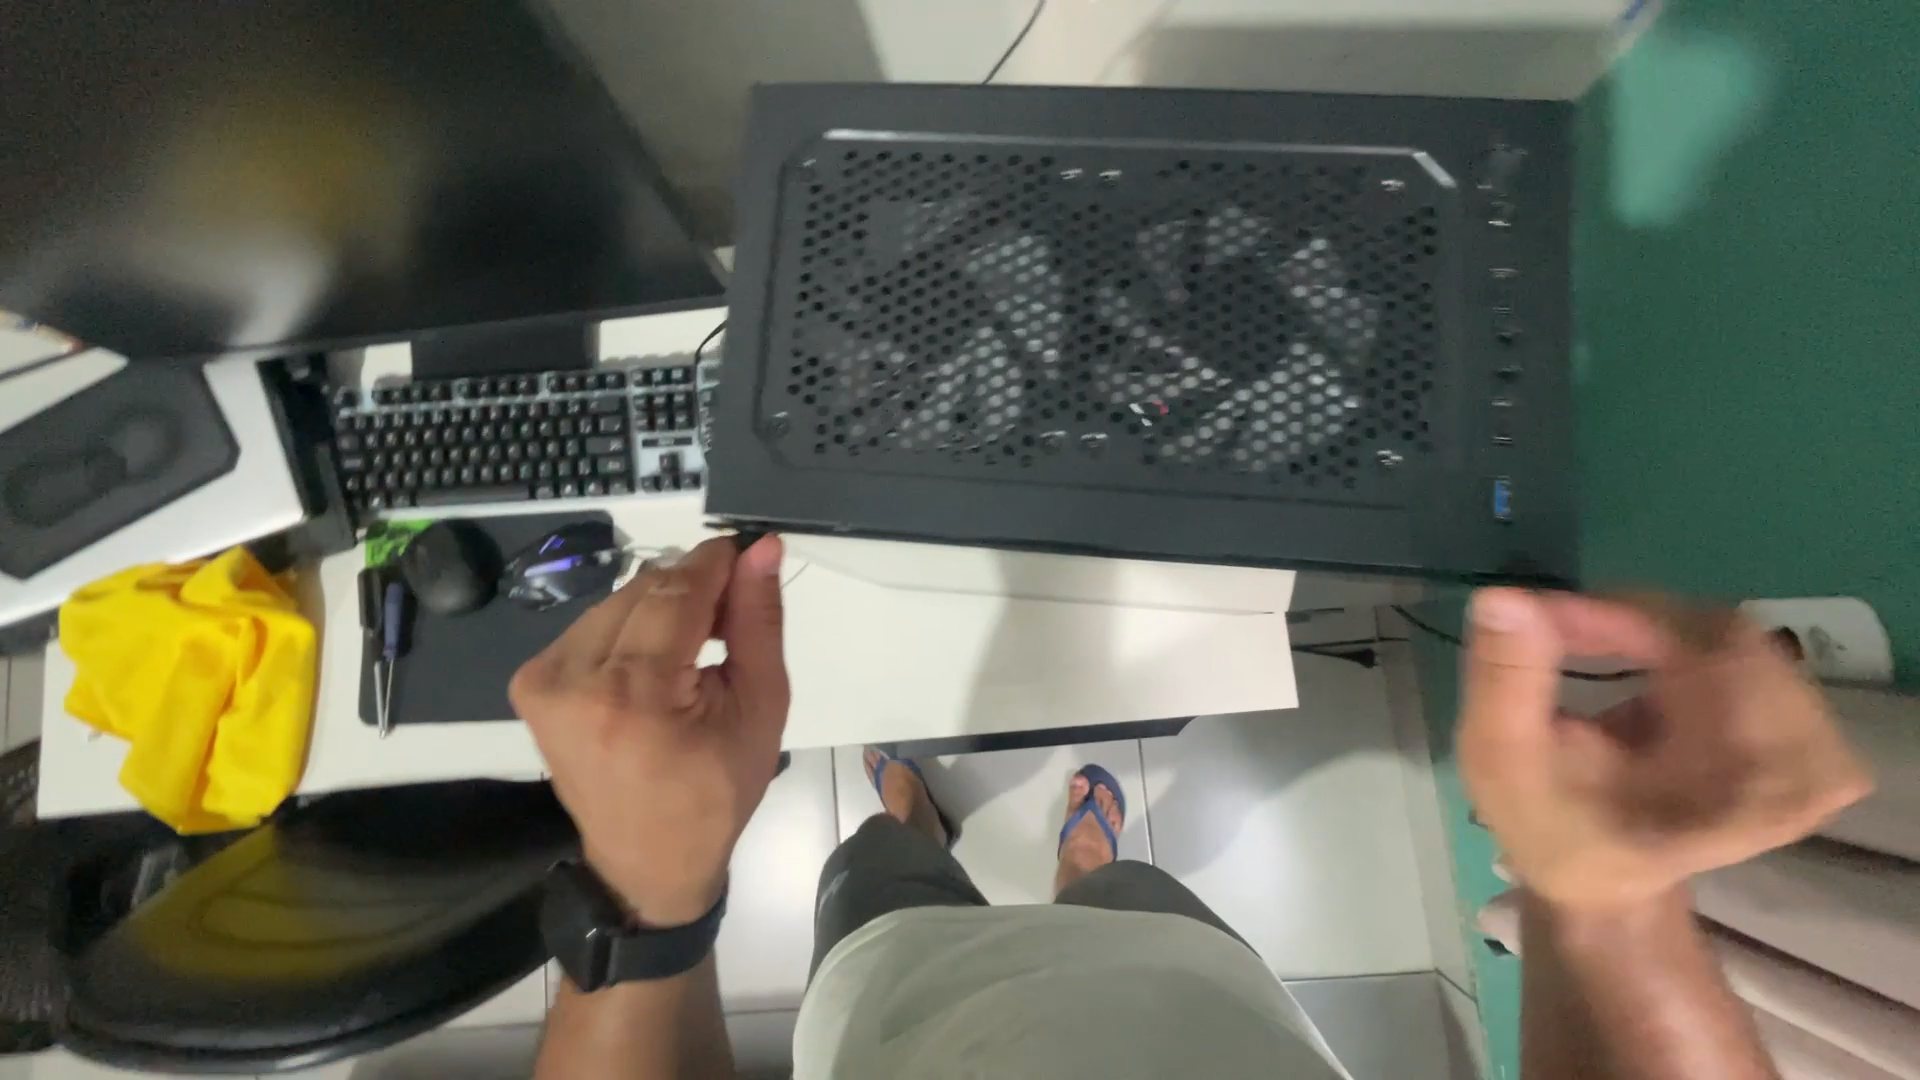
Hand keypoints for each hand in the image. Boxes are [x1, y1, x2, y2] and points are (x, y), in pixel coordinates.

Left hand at [510, 535, 788, 925]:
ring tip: (700, 641)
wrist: (648, 862)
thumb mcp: (760, 706)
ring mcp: (541, 679)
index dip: (718, 562)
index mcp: (632, 694)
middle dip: (697, 586)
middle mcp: (571, 677)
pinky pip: (596, 622)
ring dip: (666, 604)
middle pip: (646, 588)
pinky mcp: (532, 682)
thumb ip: (758, 621)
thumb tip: (762, 549)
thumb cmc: (717, 791)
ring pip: (619, 599)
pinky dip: (636, 625)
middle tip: (735, 610)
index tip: (751, 549)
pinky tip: (661, 656)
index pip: (677, 591)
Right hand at [1458, 589, 1870, 913]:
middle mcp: (1809, 763)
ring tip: (1575, 642)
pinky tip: (1618, 658)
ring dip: (1641, 626)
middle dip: (1626, 617)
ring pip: (1726, 635)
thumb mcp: (1501, 758)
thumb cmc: (1545, 823)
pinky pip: (1734, 651)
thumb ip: (1505, 678)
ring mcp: (1812, 748)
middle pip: (1722, 635)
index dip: (1618, 616)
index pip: (1706, 650)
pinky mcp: (1799, 733)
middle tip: (1549, 626)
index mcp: (1749, 783)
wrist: (1599, 876)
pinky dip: (1666, 640)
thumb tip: (1501, 596)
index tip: (1537, 613)